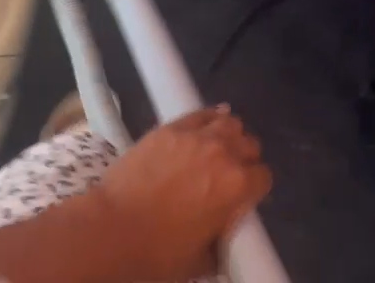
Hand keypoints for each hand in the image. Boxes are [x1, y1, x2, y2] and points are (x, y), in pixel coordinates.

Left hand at [90, 105, 272, 280]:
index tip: (244, 199)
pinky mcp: (173, 127)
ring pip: (230, 123)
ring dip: (229, 136)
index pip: (263, 177)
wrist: (110, 231)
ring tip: (218, 149)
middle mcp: (224, 154)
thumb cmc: (156, 253)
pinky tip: (210, 122)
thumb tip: (221, 243)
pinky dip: (211, 116)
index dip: (255, 189)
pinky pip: (202, 112)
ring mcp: (197, 136)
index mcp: (237, 187)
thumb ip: (220, 245)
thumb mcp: (199, 261)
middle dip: (244, 160)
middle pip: (249, 145)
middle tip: (228, 176)